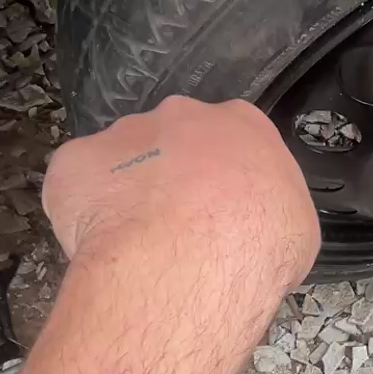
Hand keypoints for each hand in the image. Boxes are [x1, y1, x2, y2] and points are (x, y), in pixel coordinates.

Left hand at [42, 96, 319, 295]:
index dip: (226, 174)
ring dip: (130, 192)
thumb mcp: (297, 226)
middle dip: (175, 176)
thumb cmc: (259, 241)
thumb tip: (256, 226)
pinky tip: (105, 244)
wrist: (193, 258)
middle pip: (175, 139)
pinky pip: (79, 185)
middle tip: (182, 225)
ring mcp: (126, 133)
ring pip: (124, 160)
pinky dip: (85, 211)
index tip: (225, 206)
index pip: (233, 137)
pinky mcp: (75, 160)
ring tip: (140, 243)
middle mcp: (184, 115)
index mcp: (243, 124)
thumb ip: (271, 209)